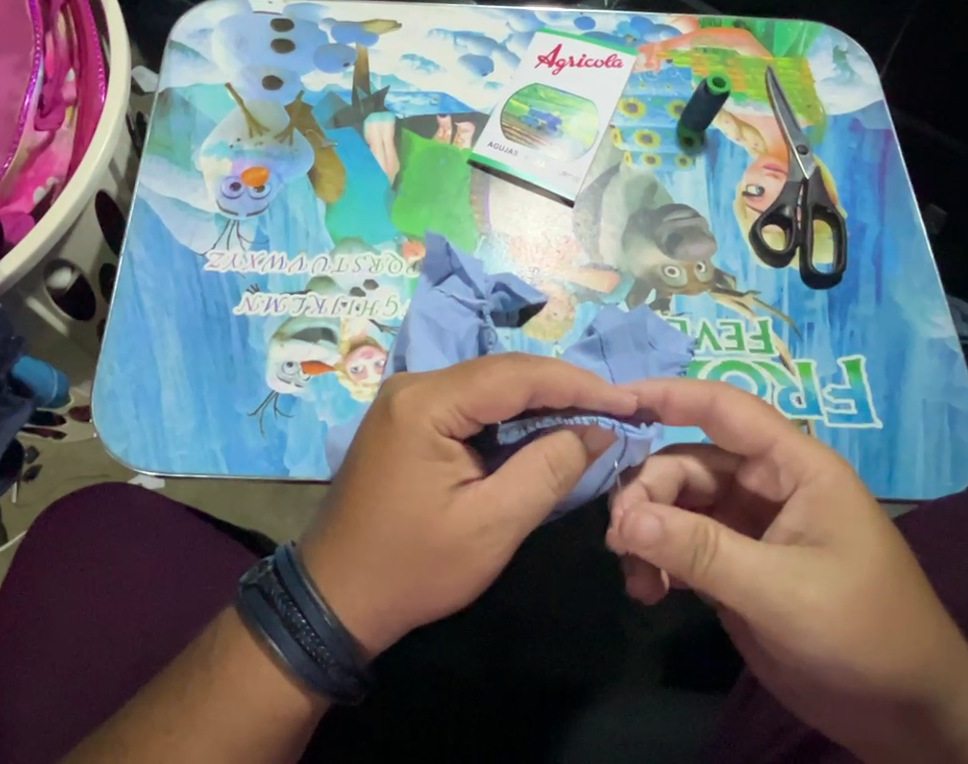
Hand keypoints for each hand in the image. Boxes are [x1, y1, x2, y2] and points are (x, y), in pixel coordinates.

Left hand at [300, 353, 635, 653]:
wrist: (338, 595)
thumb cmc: (414, 566)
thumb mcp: (492, 525)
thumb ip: (548, 469)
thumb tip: (597, 429)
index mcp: (425, 402)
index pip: (515, 374)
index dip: (578, 383)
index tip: (630, 401)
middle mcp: (413, 385)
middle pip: (501, 372)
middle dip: (563, 388)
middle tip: (619, 409)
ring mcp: (407, 398)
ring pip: (488, 385)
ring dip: (540, 400)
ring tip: (595, 414)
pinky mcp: (408, 417)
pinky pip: (470, 402)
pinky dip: (511, 414)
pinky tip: (545, 425)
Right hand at [604, 379, 967, 763]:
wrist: (909, 720)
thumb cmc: (867, 636)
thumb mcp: (783, 592)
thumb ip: (702, 551)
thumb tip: (622, 520)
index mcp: (795, 467)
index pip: (723, 409)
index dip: (668, 394)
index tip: (611, 400)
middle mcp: (767, 484)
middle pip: (686, 462)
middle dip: (647, 494)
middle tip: (620, 540)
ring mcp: (748, 525)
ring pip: (675, 503)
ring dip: (645, 532)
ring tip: (635, 577)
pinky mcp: (734, 565)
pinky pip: (679, 543)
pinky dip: (656, 561)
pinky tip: (647, 592)